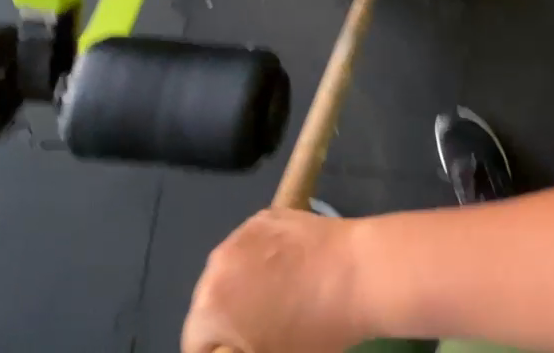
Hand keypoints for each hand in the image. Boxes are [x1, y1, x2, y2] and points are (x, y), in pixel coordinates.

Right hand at [184, 208, 371, 352]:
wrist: (359, 273)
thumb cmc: (314, 328)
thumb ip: (237, 352)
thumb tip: (232, 345)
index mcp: (209, 305)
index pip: (195, 344)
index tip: (247, 349)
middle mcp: (217, 262)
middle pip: (209, 303)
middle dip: (228, 320)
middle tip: (263, 330)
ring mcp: (243, 232)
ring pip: (230, 271)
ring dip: (242, 287)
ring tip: (278, 297)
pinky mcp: (267, 214)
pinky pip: (252, 247)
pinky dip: (261, 259)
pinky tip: (290, 268)